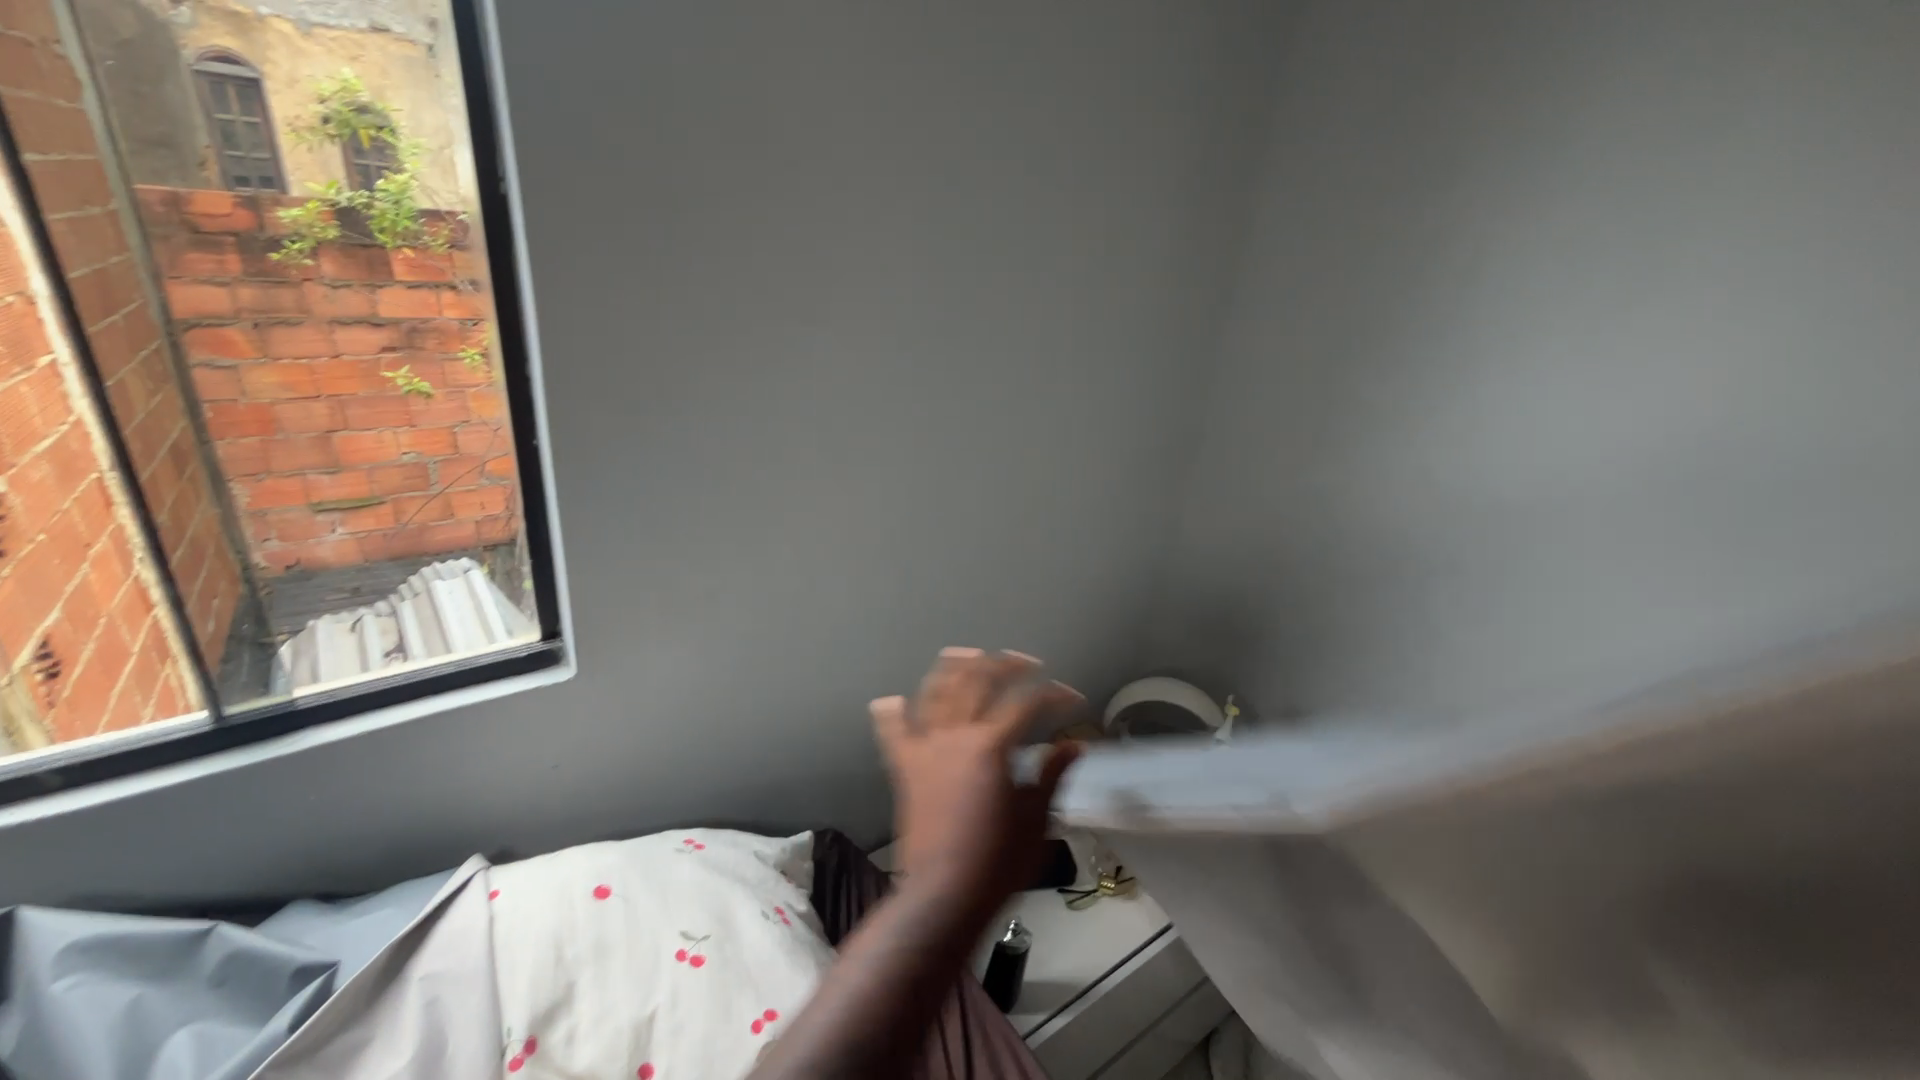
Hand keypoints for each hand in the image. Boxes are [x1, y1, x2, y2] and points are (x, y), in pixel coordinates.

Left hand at [870, 647, 1084, 916]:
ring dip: (952, 668)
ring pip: (935, 693)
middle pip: (978, 681)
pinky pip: (893, 733)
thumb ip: (1053, 774)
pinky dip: (891, 713)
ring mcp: (925, 749)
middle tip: (1027, 663)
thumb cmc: (999, 860)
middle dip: (1005, 664)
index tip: (1074, 699)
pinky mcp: (904, 769)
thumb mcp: (1037, 818)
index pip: (1028, 703)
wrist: (944, 893)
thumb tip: (1074, 744)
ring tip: (967, 654)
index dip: (1054, 694)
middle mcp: (955, 736)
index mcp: (992, 745)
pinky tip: (892, 700)